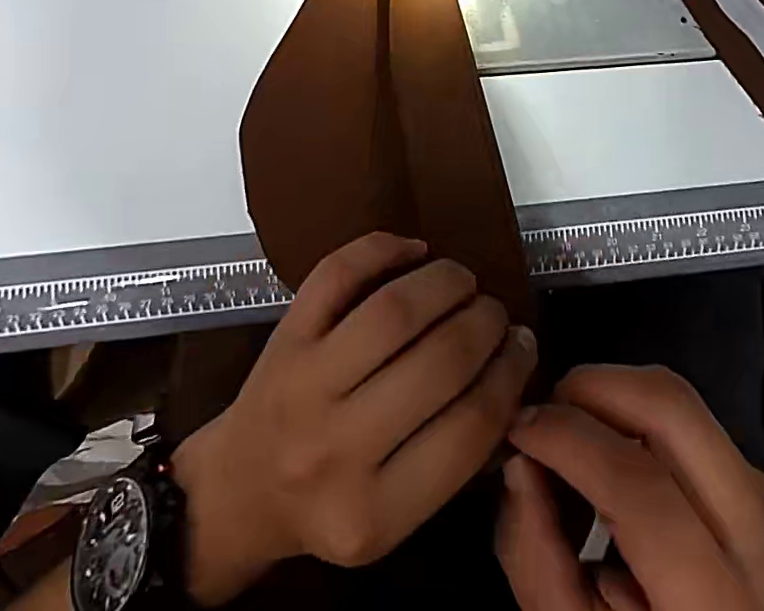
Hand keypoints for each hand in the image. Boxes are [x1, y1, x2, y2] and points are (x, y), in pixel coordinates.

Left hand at [171, 233, 537, 603]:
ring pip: (393, 311)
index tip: (523, 345)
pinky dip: (382, 248)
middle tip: (496, 312)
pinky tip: (415, 251)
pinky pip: (337, 274)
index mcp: (374, 513)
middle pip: (440, 361)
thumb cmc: (329, 502)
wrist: (240, 489)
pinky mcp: (283, 338)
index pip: (470, 427)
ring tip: (464, 282)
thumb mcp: (396, 514)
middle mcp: (334, 448)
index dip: (511, 374)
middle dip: (486, 323)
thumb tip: (514, 363)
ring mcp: (303, 385)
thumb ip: (457, 454)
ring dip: (446, 282)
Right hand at [497, 365, 763, 610]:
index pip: (639, 486)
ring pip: (682, 399)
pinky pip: (691, 420)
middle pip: (673, 409)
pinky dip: (634, 412)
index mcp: (715, 604)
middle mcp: (758, 541)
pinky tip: (606, 448)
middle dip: (591, 388)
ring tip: (570, 429)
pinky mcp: (759, 486)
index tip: (516, 428)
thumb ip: (536, 558)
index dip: (567, 440)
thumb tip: (519, 462)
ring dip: (611, 393)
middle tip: (544, 415)